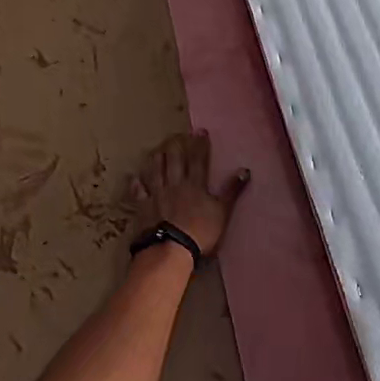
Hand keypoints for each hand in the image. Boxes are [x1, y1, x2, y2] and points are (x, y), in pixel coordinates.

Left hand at [130, 130, 249, 255]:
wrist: (172, 249)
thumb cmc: (201, 232)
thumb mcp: (223, 211)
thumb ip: (232, 190)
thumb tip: (245, 170)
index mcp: (195, 185)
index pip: (199, 160)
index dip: (200, 145)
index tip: (200, 131)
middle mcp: (175, 185)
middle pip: (174, 162)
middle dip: (175, 147)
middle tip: (175, 135)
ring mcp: (157, 195)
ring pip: (155, 172)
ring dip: (156, 159)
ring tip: (156, 149)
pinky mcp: (143, 208)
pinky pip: (138, 192)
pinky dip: (136, 184)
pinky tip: (134, 177)